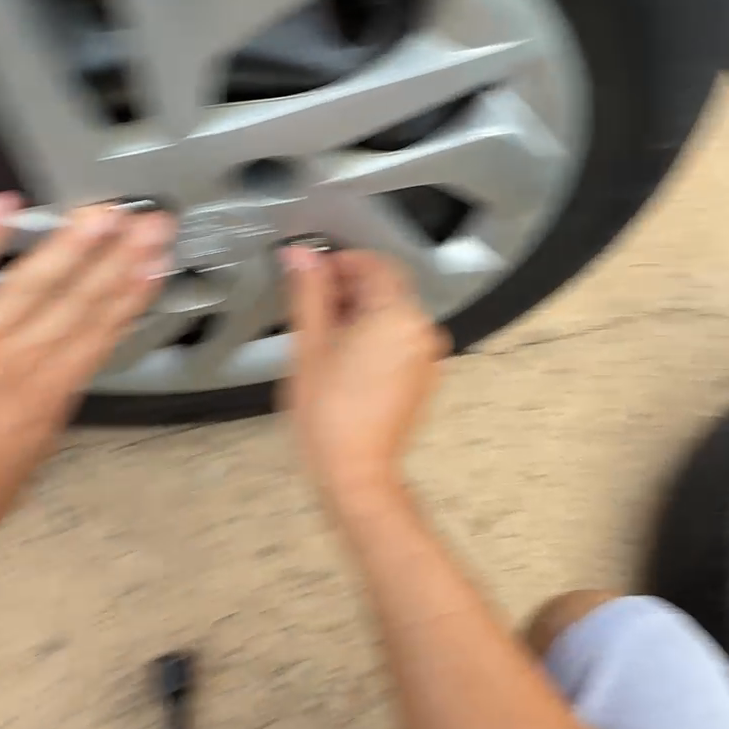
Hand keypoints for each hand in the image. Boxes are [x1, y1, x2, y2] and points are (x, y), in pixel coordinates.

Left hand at [0, 194, 173, 554]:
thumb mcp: (21, 468)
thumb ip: (40, 422)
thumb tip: (50, 395)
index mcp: (49, 395)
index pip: (102, 332)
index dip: (133, 293)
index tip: (155, 261)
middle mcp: (21, 360)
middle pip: (81, 300)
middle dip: (121, 257)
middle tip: (149, 222)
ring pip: (30, 284)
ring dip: (70, 244)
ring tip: (101, 212)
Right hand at [281, 246, 449, 496]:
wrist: (355, 471)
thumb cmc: (331, 416)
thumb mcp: (310, 344)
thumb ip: (309, 292)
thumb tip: (301, 257)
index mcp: (397, 315)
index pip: (374, 263)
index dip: (340, 262)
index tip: (313, 273)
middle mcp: (422, 331)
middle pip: (387, 289)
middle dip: (350, 289)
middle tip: (313, 306)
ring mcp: (427, 357)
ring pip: (393, 316)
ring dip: (361, 314)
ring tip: (325, 337)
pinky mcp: (423, 379)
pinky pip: (401, 343)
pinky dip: (376, 339)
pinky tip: (345, 359)